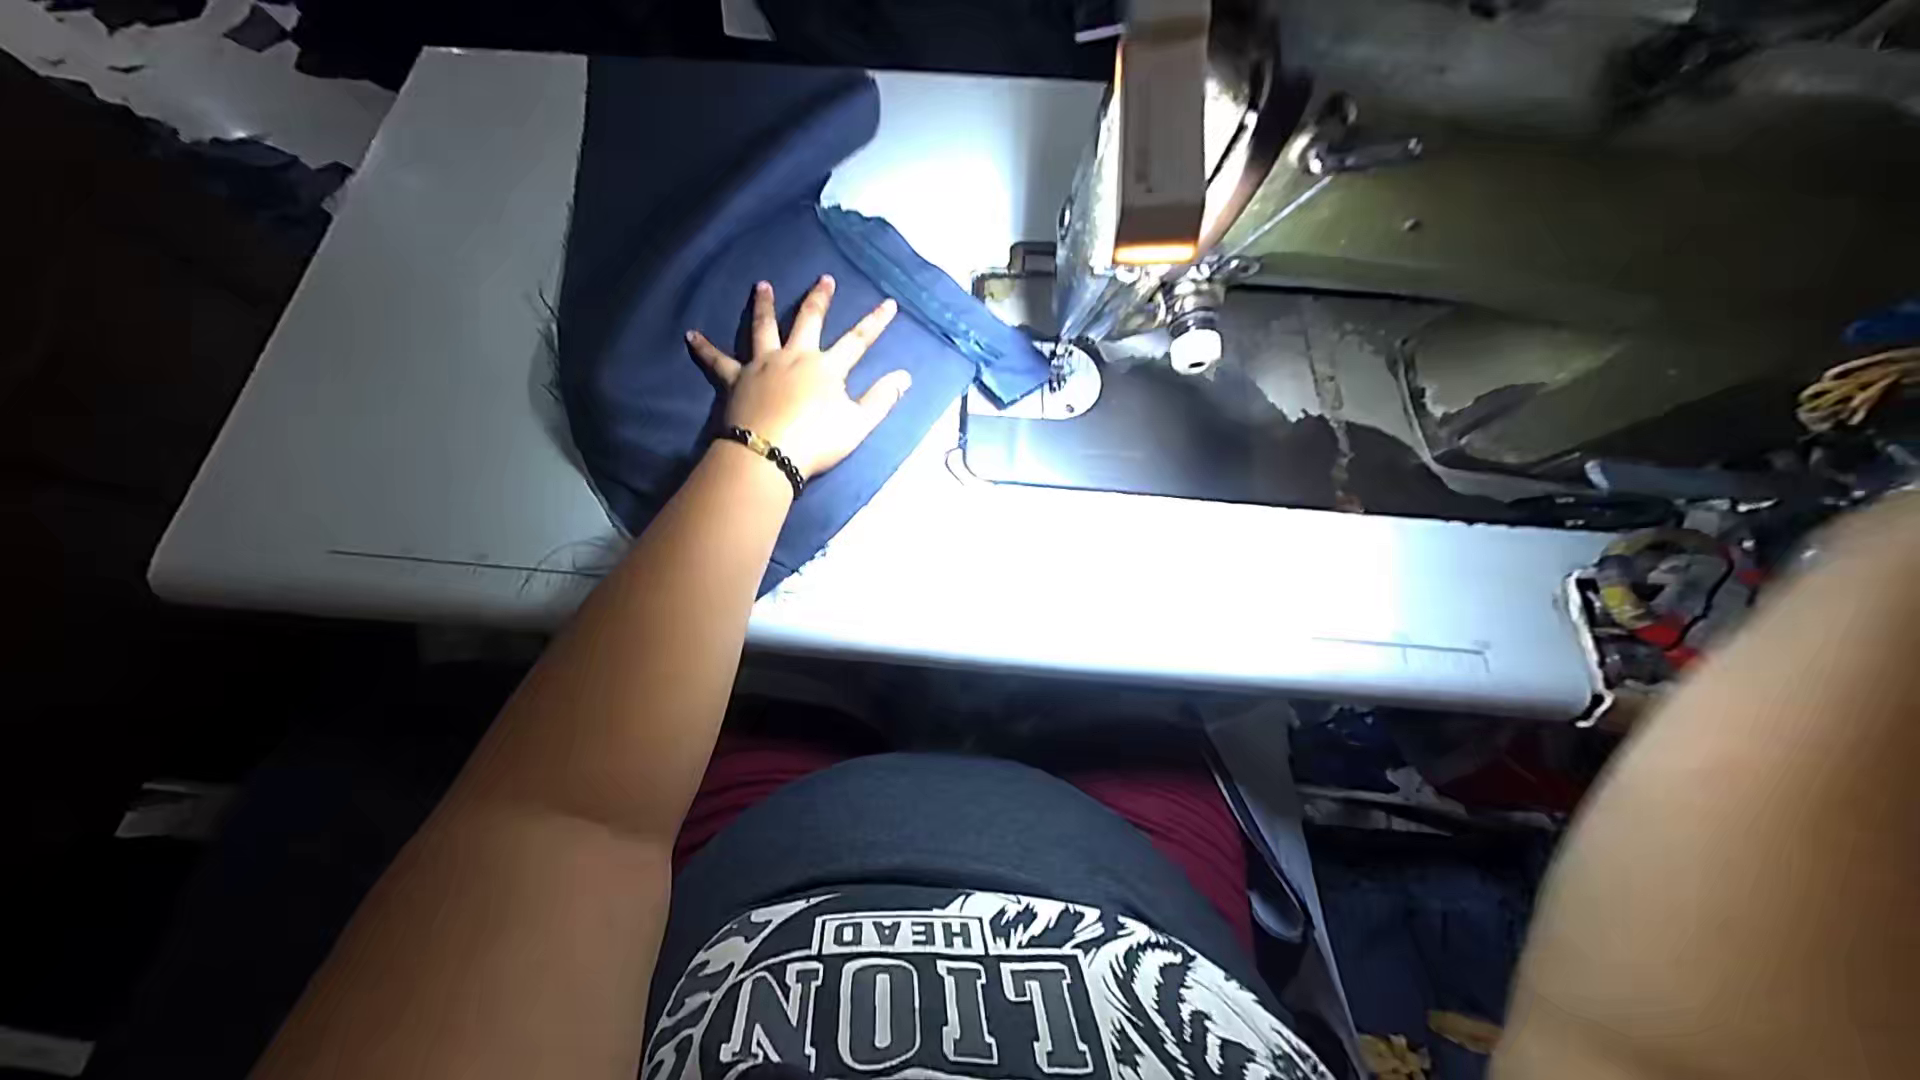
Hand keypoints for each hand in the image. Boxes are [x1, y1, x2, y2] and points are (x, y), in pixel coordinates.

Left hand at [686, 275, 910, 479]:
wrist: (768, 454)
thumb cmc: (817, 442)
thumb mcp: (858, 424)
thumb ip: (881, 399)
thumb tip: (905, 377)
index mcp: (826, 368)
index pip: (858, 340)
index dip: (875, 322)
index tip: (889, 303)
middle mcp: (795, 356)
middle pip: (808, 320)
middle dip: (819, 299)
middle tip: (824, 279)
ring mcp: (762, 365)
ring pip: (763, 328)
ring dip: (765, 306)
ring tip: (762, 286)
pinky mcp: (735, 379)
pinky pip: (718, 360)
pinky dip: (704, 348)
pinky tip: (690, 335)